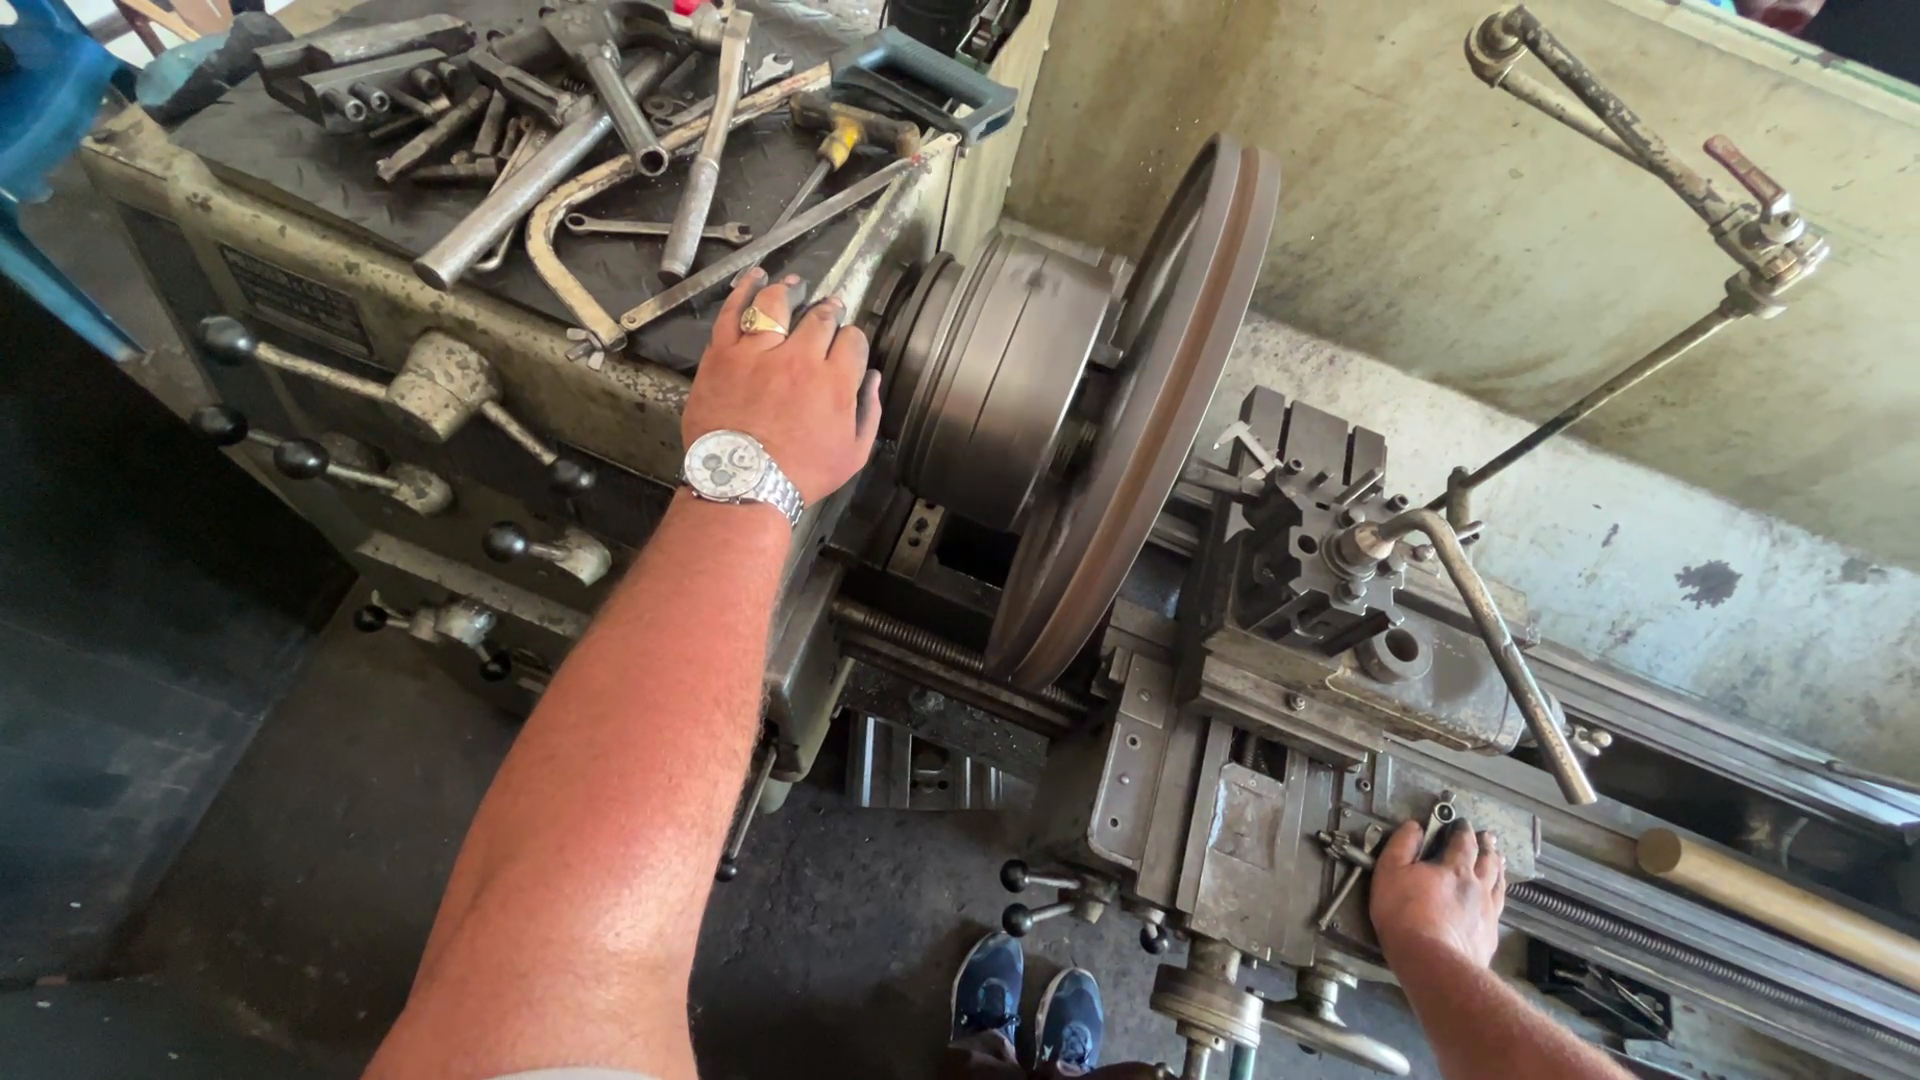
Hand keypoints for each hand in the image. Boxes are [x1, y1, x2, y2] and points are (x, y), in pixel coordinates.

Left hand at [682, 269, 882, 503]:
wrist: (743, 485)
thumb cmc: (802, 475)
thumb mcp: (854, 454)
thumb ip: (869, 412)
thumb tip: (872, 379)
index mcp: (835, 382)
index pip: (852, 340)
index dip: (853, 339)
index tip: (847, 344)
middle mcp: (800, 358)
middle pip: (820, 318)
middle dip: (829, 311)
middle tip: (830, 309)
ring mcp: (758, 353)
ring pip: (778, 305)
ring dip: (791, 291)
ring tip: (795, 286)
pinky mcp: (724, 355)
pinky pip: (734, 313)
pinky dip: (744, 291)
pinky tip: (754, 279)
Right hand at [1368, 819, 1504, 970]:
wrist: (1432, 960)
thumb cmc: (1404, 912)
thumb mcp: (1390, 871)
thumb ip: (1402, 845)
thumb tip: (1414, 826)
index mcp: (1454, 869)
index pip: (1463, 842)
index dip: (1463, 830)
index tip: (1463, 823)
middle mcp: (1477, 887)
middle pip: (1488, 862)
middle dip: (1487, 847)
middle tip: (1489, 838)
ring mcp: (1487, 912)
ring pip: (1498, 884)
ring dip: (1498, 869)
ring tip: (1499, 861)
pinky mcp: (1490, 934)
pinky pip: (1499, 907)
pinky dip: (1499, 894)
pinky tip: (1496, 897)